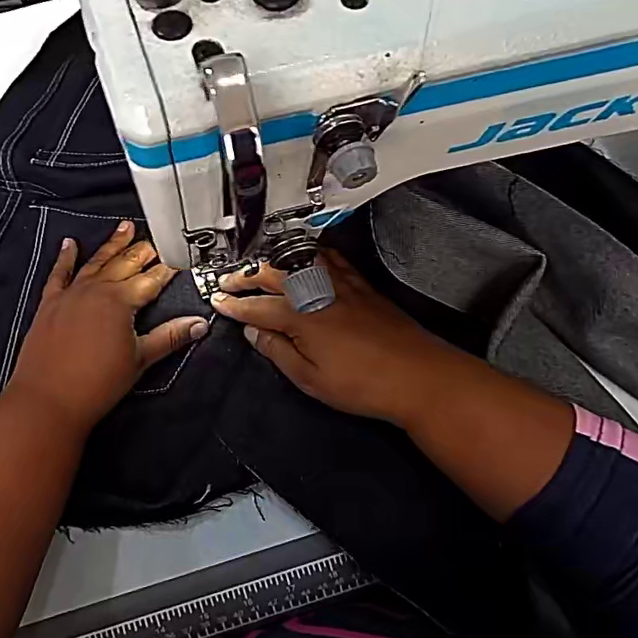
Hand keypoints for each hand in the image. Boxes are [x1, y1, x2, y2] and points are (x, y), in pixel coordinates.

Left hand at [3, 220, 208, 431]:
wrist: (47, 400)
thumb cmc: (96, 384)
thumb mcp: (140, 359)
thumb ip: (169, 337)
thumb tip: (199, 324)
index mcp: (120, 301)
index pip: (152, 279)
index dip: (168, 270)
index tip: (180, 261)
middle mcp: (96, 290)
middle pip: (125, 263)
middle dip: (144, 250)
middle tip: (157, 240)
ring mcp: (71, 294)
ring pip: (97, 262)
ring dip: (113, 244)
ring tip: (125, 227)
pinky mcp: (50, 304)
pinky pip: (59, 274)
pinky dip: (65, 258)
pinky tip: (70, 244)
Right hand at [211, 251, 482, 427]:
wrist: (416, 376)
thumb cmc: (367, 382)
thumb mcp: (310, 378)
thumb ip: (278, 351)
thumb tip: (256, 335)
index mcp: (300, 315)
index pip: (256, 306)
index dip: (234, 305)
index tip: (221, 302)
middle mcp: (318, 291)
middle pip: (271, 274)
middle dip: (245, 276)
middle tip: (230, 282)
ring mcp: (340, 285)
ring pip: (299, 260)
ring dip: (274, 261)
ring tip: (260, 266)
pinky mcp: (360, 286)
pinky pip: (330, 258)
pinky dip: (311, 254)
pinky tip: (308, 257)